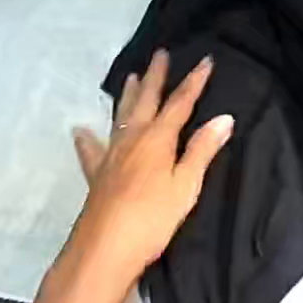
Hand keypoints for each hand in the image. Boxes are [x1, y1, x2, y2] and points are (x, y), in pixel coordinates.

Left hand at [66, 49, 234, 280]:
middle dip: (155, 76)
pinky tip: (79, 131)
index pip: (181, 102)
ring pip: (121, 115)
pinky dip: (86, 139)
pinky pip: (91, 150)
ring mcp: (112, 153)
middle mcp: (134, 136)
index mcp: (158, 137)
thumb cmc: (152, 217)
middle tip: (159, 53)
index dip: (194, 81)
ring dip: (127, 95)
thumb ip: (202, 150)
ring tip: (129, 77)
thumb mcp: (186, 185)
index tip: (206, 60)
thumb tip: (224, 117)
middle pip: (146, 98)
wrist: (104, 249)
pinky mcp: (97, 174)